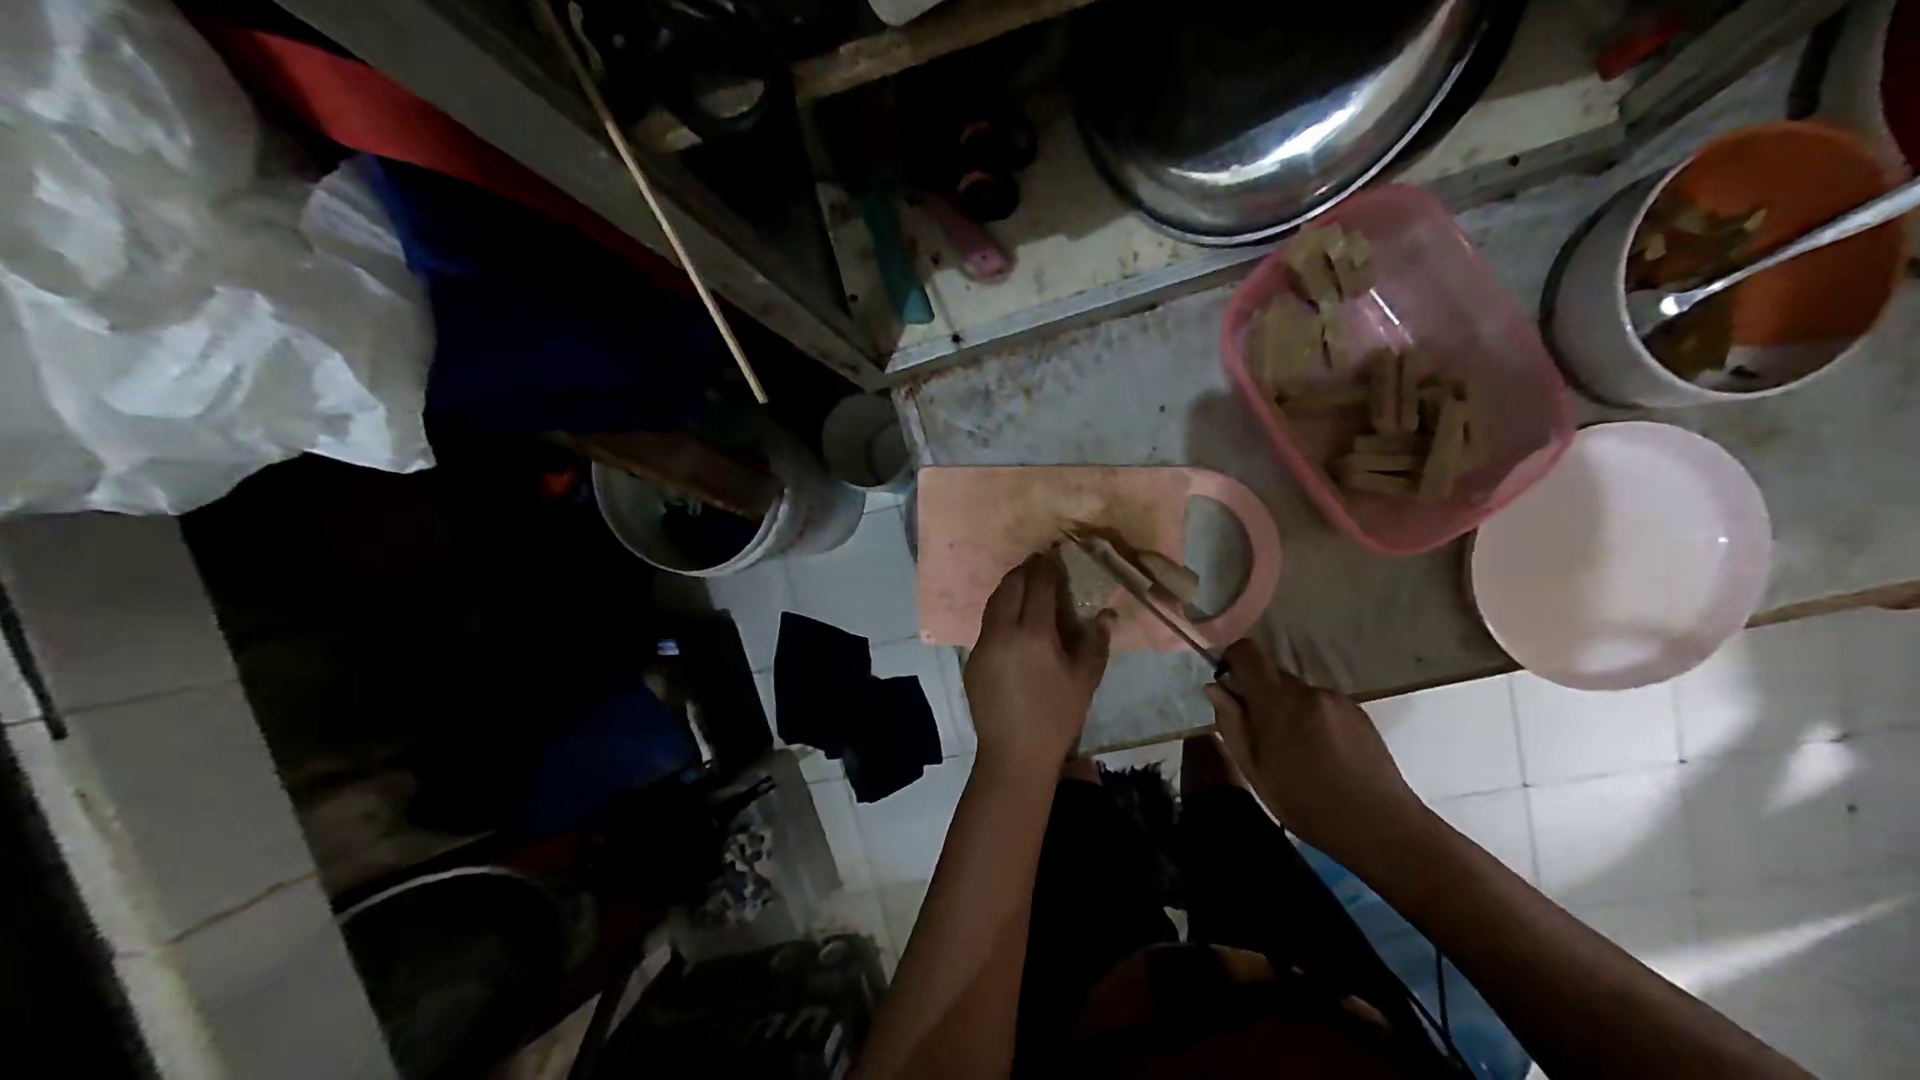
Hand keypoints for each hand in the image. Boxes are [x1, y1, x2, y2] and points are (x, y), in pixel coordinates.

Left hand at [963, 555, 1113, 780]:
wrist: (1014, 753)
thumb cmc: (1056, 717)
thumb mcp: (1084, 680)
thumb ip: (1095, 642)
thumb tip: (1105, 615)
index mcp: (1033, 634)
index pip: (1038, 586)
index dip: (1047, 567)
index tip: (1054, 555)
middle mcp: (1003, 632)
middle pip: (1010, 586)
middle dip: (1024, 570)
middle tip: (1038, 563)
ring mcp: (983, 645)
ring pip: (993, 603)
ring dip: (1008, 587)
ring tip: (1023, 582)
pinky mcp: (972, 660)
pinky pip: (986, 624)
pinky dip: (999, 611)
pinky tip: (1011, 619)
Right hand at [1206, 638, 1429, 858]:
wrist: (1379, 826)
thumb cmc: (1305, 803)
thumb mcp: (1253, 769)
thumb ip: (1230, 723)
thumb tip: (1215, 689)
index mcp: (1278, 702)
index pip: (1248, 652)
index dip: (1233, 659)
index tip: (1228, 684)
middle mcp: (1309, 691)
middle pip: (1273, 674)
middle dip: (1260, 694)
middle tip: (1260, 732)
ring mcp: (1337, 699)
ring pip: (1298, 691)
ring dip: (1287, 708)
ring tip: (1294, 749)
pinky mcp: (1358, 711)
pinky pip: (1321, 703)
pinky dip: (1312, 718)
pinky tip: (1320, 752)